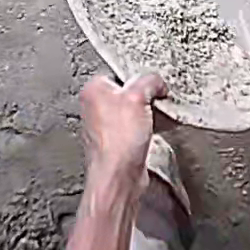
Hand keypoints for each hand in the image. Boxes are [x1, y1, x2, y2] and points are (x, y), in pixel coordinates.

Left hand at [79, 73, 167, 196]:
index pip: (120, 72)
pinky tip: (155, 131)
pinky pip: (136, 127)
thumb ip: (149, 80)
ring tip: (156, 118)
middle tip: (156, 101)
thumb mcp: (138, 96)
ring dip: (148, 113)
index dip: (139, 78)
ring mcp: (105, 125)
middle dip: (145, 97)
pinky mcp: (117, 141)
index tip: (152, 85)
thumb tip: (156, 81)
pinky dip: (148, 127)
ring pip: (134, 110)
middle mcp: (95, 106)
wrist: (118, 177)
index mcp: (93, 89)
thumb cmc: (118, 141)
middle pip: (128, 91)